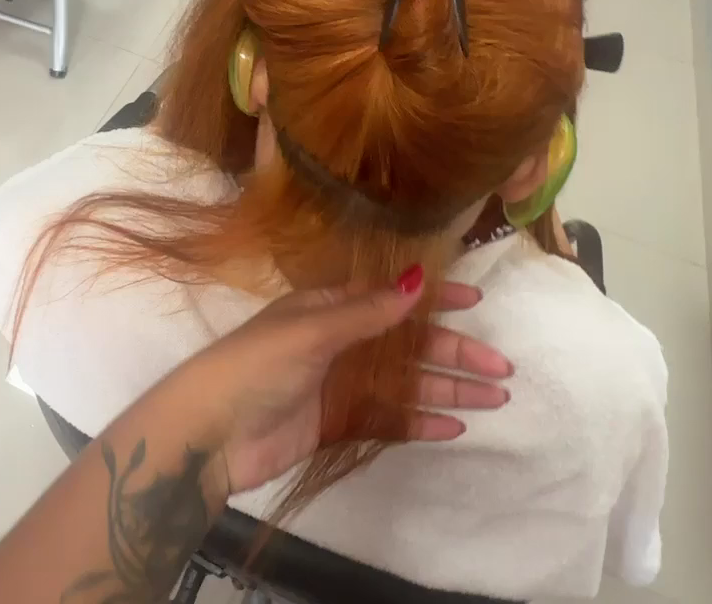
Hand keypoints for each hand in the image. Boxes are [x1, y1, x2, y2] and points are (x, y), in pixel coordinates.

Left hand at [154, 270, 513, 494]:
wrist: (211, 433)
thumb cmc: (257, 365)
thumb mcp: (311, 330)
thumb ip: (366, 311)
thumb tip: (419, 277)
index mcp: (326, 306)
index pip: (389, 296)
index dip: (432, 296)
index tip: (477, 298)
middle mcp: (337, 341)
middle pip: (405, 343)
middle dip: (452, 352)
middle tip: (500, 368)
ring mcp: (339, 384)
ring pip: (404, 383)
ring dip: (447, 388)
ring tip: (495, 397)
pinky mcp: (337, 424)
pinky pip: (388, 419)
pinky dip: (420, 422)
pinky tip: (454, 427)